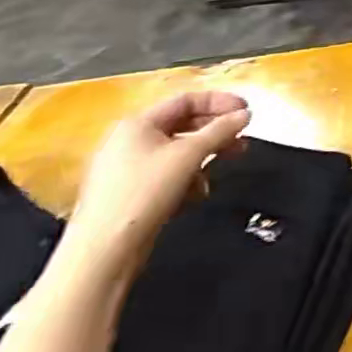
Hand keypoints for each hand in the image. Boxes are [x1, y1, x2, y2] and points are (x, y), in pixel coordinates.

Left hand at [54, 92, 251, 286]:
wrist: (104, 251)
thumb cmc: (145, 193)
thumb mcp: (189, 155)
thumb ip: (221, 130)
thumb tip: (246, 114)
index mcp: (137, 125)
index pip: (186, 100)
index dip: (220, 102)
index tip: (248, 111)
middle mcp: (129, 141)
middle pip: (183, 124)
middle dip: (216, 131)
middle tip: (243, 139)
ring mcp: (127, 168)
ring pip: (178, 151)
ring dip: (205, 155)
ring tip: (225, 165)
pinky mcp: (130, 192)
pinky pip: (168, 173)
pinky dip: (188, 177)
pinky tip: (196, 193)